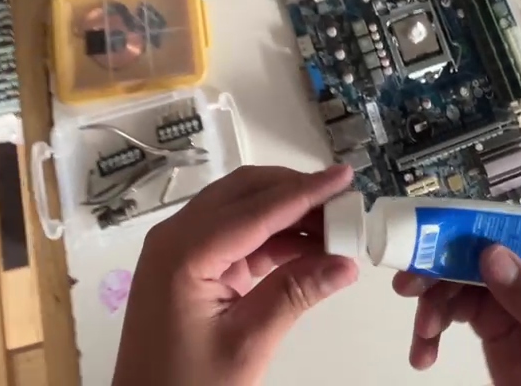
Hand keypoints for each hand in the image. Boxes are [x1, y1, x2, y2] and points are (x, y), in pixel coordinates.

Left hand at [112, 165, 358, 385]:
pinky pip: (237, 234)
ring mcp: (180, 247)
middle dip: (297, 193)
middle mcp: (176, 235)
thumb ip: (294, 294)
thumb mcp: (246, 345)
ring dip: (287, 213)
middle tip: (343, 202)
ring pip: (243, 208)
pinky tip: (307, 248)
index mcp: (183, 250)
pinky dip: (273, 237)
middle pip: (246, 193)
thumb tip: (343, 263)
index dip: (305, 191)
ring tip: (333, 226)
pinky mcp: (189, 264)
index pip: (256, 208)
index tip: (343, 176)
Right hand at [393, 245, 520, 385]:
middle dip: (441, 267)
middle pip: (481, 254)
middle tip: (408, 285)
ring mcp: (513, 305)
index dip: (478, 227)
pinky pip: (456, 314)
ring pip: (461, 281)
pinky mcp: (494, 332)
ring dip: (433, 301)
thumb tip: (490, 252)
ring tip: (421, 333)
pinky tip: (424, 350)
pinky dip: (434, 327)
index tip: (437, 234)